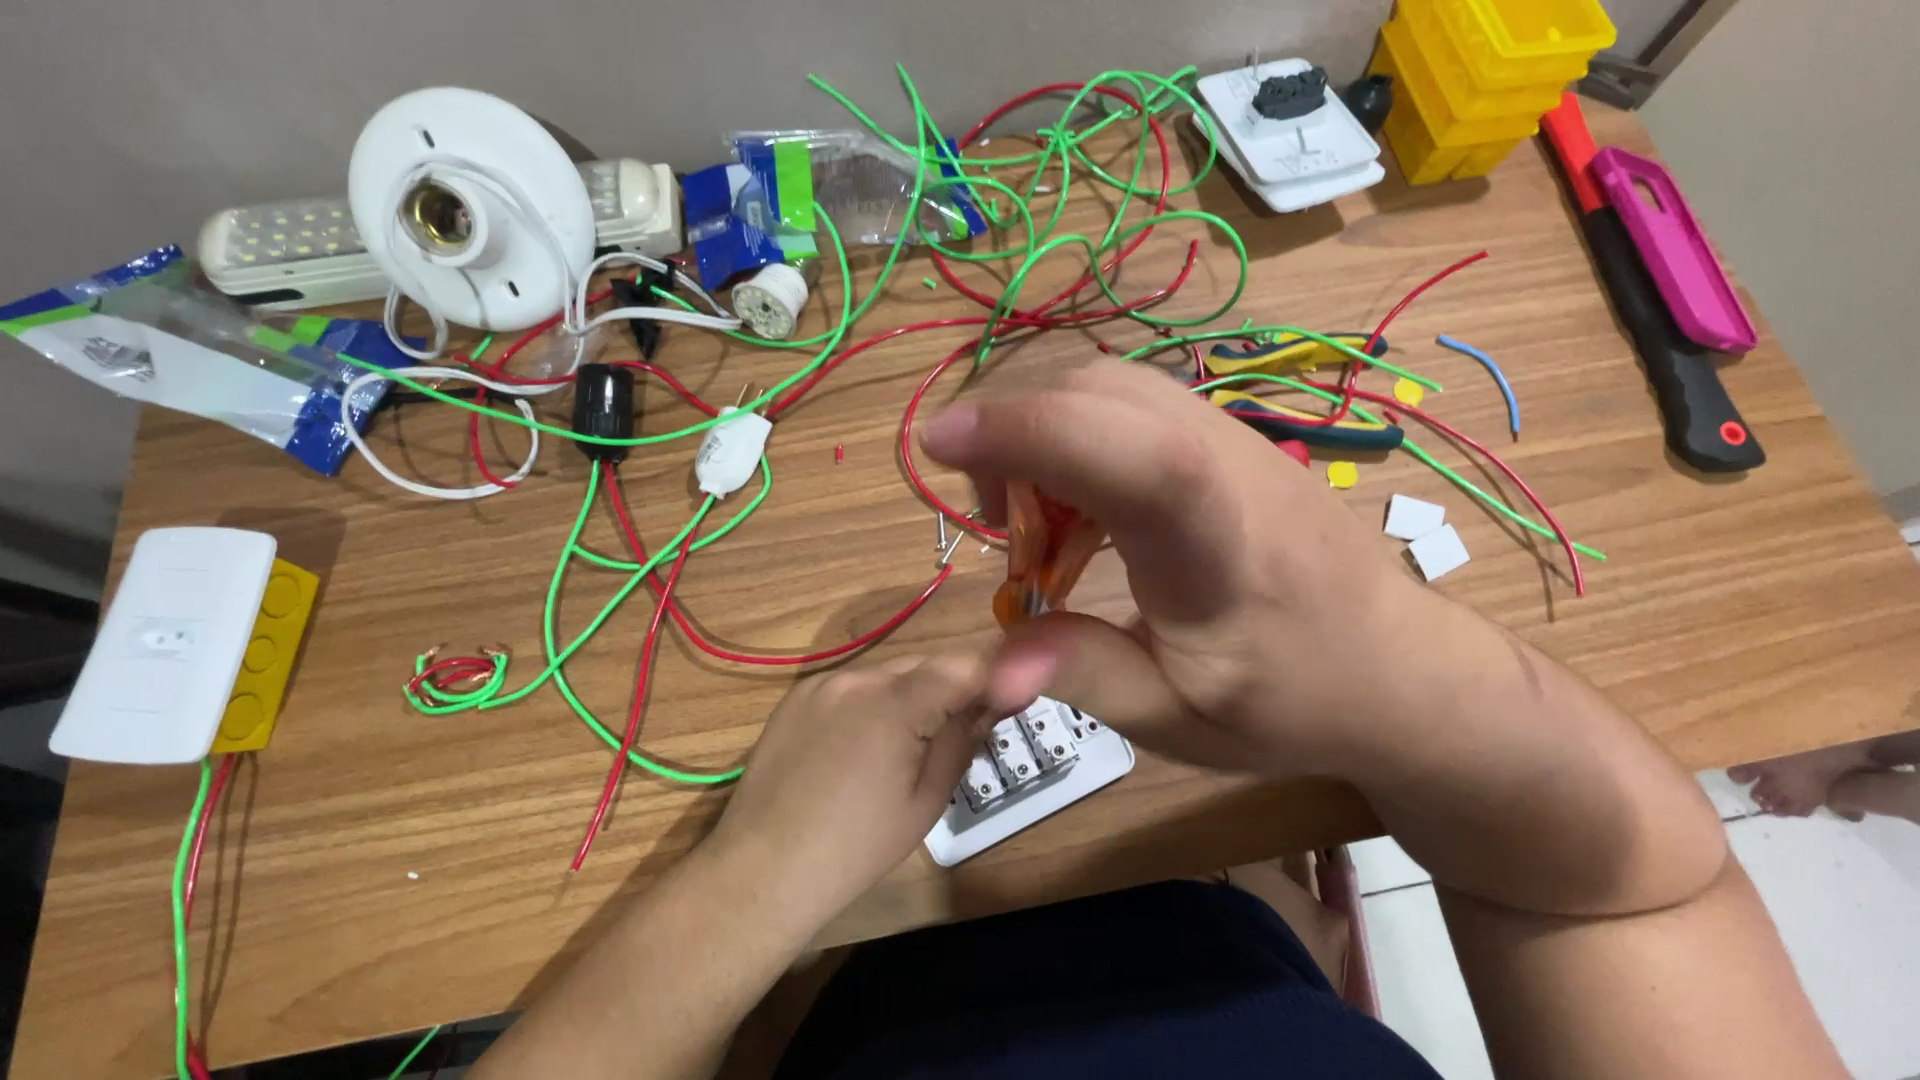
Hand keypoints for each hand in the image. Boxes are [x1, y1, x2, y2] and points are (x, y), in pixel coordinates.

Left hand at [703, 655, 1031, 924]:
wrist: (763, 869)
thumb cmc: (856, 846)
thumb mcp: (926, 800)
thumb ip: (961, 740)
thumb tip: (990, 704)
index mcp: (894, 703)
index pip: (962, 665)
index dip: (992, 678)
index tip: (1006, 701)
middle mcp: (857, 678)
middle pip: (924, 665)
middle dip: (950, 688)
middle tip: (960, 730)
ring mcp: (821, 684)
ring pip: (887, 675)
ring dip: (910, 696)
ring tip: (905, 747)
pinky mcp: (796, 697)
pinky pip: (852, 687)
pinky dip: (871, 704)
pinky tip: (862, 748)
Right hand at [919, 360, 1492, 778]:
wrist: (1399, 666)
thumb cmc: (1292, 701)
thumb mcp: (1179, 716)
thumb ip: (1082, 674)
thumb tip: (983, 671)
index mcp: (1217, 543)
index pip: (1126, 449)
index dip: (1026, 429)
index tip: (937, 442)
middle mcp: (1227, 463)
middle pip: (1100, 390)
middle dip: (1013, 431)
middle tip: (990, 522)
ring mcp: (1233, 437)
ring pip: (1112, 384)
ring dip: (1043, 429)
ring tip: (1029, 518)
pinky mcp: (1227, 436)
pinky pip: (1132, 403)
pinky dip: (1077, 434)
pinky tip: (1080, 507)